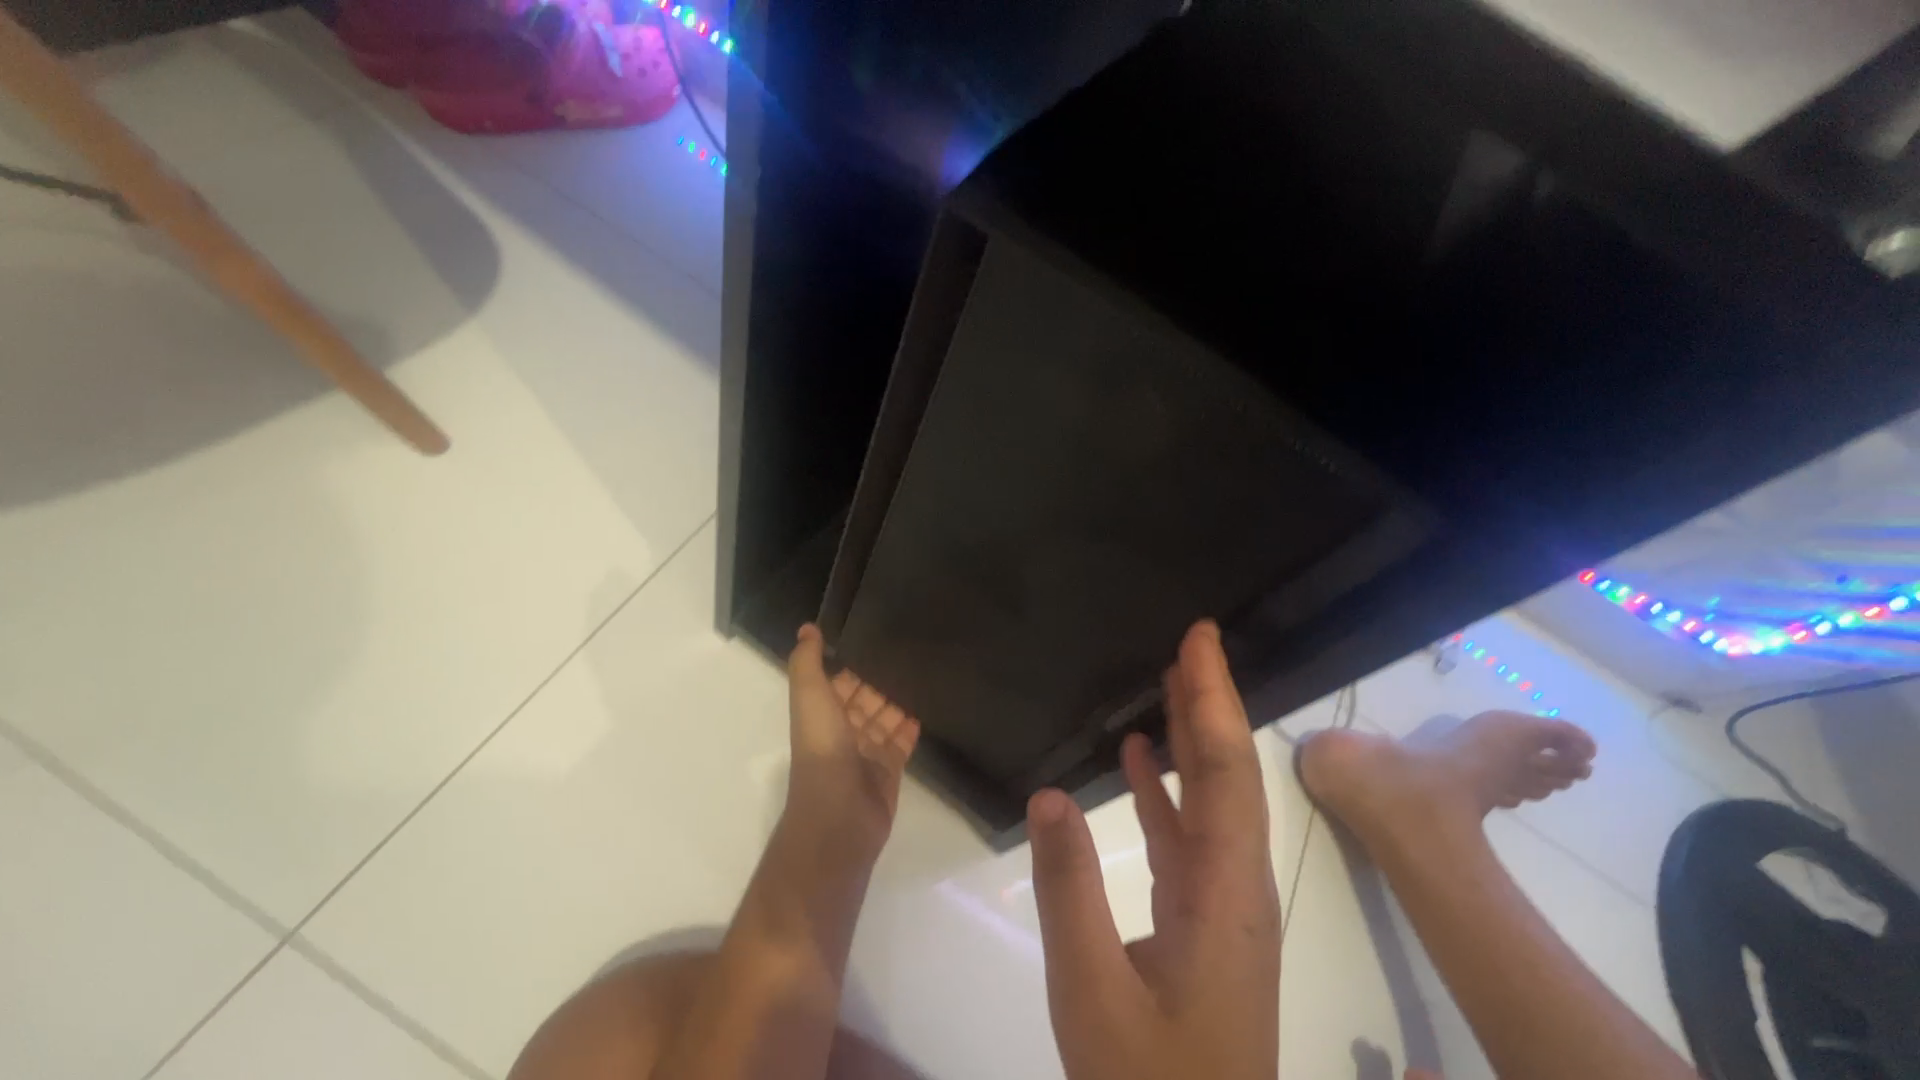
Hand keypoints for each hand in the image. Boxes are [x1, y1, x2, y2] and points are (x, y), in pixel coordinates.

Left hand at [785, 624, 920, 864]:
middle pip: (865, 698)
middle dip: (882, 677)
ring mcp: (867, 751)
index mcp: (821, 712)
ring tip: (926, 669)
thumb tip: (807, 628)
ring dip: (900, 697)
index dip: (854, 661)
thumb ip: (807, 662)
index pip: (840, 681)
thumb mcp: (810, 697)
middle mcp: (843, 730)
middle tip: (913, 648)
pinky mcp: (890, 769)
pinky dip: (912, 724)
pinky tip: (930, 703)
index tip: (880, 633)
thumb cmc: (823, 750)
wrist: (841, 814)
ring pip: (885, 717)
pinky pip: (903, 741)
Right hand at [1027, 620, 1279, 1079]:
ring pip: (1212, 803)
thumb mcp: (1090, 988)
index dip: (1213, 700)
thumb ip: (1069, 888)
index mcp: (1224, 893)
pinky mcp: (1204, 925)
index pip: (1223, 772)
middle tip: (1187, 643)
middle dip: (1209, 704)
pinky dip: (1166, 793)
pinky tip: (1135, 764)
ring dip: (1190, 741)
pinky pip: (1190, 838)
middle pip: (1228, 776)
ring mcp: (1224, 907)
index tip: (1199, 640)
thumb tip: (1048, 793)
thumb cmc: (1147, 1079)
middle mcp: (1238, 887)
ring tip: (1164, 685)